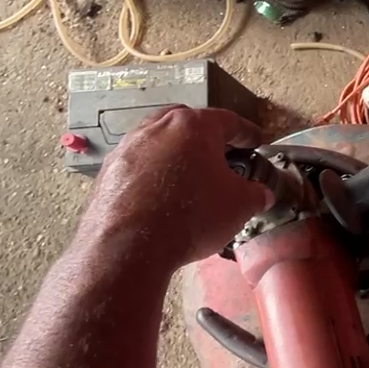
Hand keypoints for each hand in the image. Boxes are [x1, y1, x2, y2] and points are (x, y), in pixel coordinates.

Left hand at [77, 106, 274, 269]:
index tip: (256, 142)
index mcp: (194, 126)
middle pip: (189, 124)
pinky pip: (141, 165)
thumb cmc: (190, 216)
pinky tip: (166, 199)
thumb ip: (256, 192)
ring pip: (161, 143)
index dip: (248, 133)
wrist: (129, 247)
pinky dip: (156, 175)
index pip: (230, 121)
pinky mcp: (109, 173)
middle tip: (223, 158)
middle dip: (208, 138)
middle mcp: (157, 128)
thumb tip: (259, 194)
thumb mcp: (242, 205)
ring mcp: (128, 148)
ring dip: (179, 156)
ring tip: (193, 181)